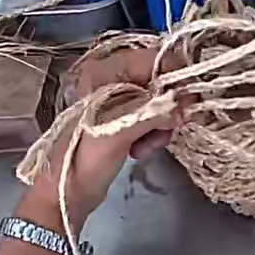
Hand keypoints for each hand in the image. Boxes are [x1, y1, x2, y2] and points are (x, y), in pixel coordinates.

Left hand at [24, 46, 179, 221]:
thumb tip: (186, 105)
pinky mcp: (123, 121)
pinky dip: (154, 133)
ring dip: (162, 124)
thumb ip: (154, 111)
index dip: (176, 78)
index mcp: (105, 72)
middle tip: (170, 128)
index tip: (190, 101)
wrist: (65, 193)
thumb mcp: (120, 131)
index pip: (154, 60)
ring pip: (160, 102)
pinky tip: (141, 150)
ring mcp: (118, 102)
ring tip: (148, 145)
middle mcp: (112, 80)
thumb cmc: (82, 159)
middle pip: (161, 81)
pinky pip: (152, 119)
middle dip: (170, 107)